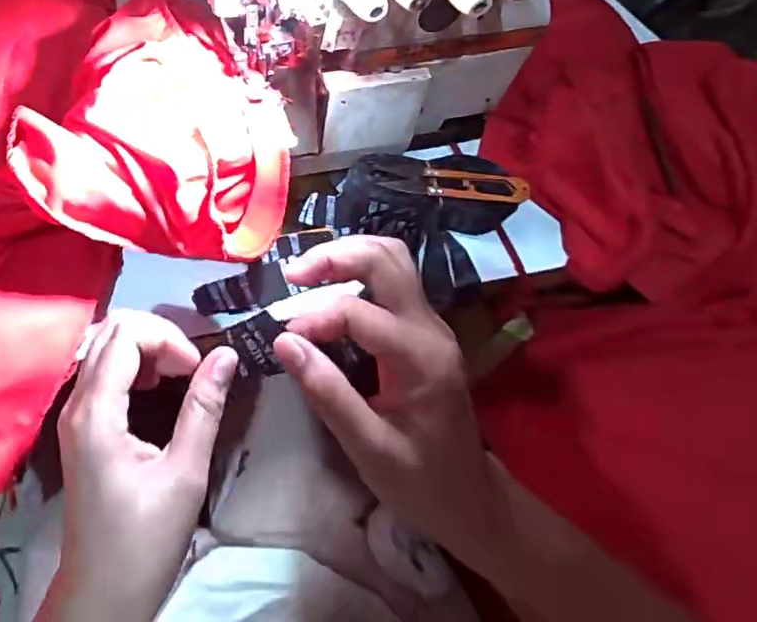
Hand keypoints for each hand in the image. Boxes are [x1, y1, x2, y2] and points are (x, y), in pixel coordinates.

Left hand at [40, 310, 237, 621]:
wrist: (100, 598)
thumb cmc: (143, 542)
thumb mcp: (183, 475)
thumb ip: (203, 408)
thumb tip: (226, 354)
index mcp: (95, 411)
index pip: (125, 335)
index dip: (167, 338)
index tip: (197, 367)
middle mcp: (76, 402)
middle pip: (110, 331)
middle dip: (156, 335)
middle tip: (189, 365)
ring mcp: (73, 412)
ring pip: (104, 346)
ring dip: (144, 347)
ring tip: (177, 372)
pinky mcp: (80, 425)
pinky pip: (101, 369)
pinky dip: (131, 363)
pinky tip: (155, 385)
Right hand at [272, 237, 518, 586]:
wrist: (472, 501)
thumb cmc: (421, 481)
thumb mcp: (368, 448)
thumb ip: (327, 393)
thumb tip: (284, 342)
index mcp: (419, 357)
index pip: (357, 312)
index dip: (314, 318)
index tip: (284, 338)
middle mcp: (429, 327)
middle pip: (385, 260)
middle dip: (334, 256)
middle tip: (292, 274)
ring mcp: (429, 322)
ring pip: (391, 258)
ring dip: (347, 255)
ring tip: (307, 272)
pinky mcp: (422, 326)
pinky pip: (391, 277)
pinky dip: (357, 268)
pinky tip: (331, 284)